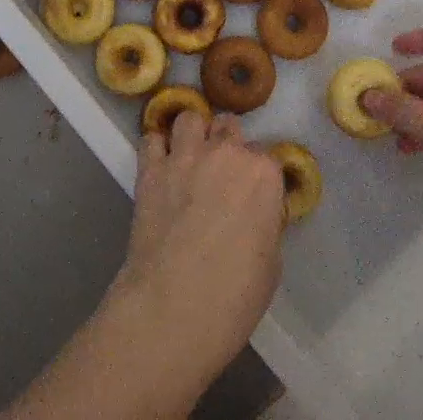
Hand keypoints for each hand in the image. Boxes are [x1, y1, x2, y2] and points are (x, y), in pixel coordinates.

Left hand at [106, 111, 284, 386]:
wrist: (175, 303)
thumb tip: (254, 215)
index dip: (258, 175)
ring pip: (190, 119)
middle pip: (229, 127)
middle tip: (221, 171)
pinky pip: (151, 139)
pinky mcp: (150, 169)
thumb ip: (264, 221)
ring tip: (189, 155)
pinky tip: (159, 163)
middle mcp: (226, 153)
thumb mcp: (271, 258)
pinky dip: (157, 147)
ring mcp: (185, 156)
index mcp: (264, 174)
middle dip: (227, 143)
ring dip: (192, 133)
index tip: (253, 193)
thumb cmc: (236, 292)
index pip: (266, 156)